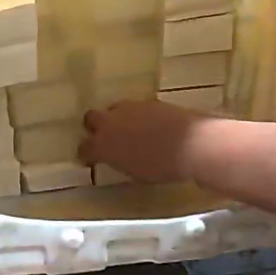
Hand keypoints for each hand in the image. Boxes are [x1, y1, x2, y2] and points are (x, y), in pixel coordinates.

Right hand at [79, 100, 215, 182]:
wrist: (191, 143)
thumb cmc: (161, 167)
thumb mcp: (134, 173)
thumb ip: (120, 161)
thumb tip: (118, 157)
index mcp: (102, 144)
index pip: (84, 148)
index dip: (86, 154)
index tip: (90, 160)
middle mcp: (110, 122)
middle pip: (91, 118)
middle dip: (95, 126)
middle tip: (106, 138)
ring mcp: (129, 108)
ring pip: (114, 109)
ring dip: (118, 119)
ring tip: (131, 131)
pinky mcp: (149, 101)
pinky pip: (136, 108)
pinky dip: (138, 116)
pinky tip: (150, 126)